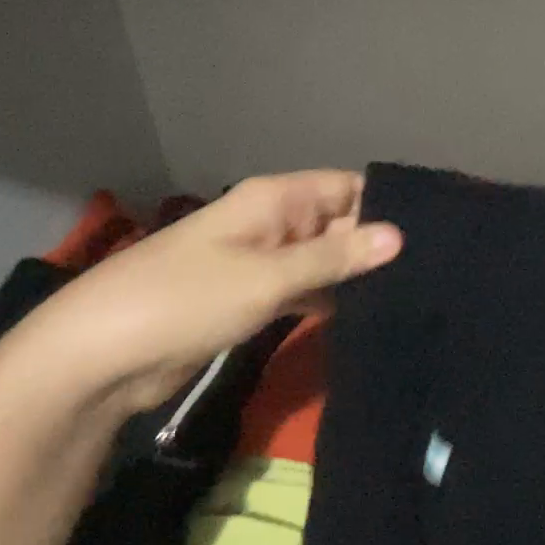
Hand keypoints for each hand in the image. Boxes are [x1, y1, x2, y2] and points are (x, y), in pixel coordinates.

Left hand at [4, 171, 400, 412]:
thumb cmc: (185, 300)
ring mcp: (262, 265)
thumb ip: (333, 257)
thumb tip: (397, 235)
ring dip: (358, 278)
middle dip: (380, 245)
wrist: (105, 355)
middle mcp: (272, 226)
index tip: (440, 230)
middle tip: (439, 274)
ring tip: (417, 296)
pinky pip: (305, 293)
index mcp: (273, 201)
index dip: (388, 204)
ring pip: (324, 263)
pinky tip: (369, 320)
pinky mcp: (254, 302)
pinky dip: (331, 304)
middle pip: (339, 225)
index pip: (345, 188)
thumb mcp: (266, 277)